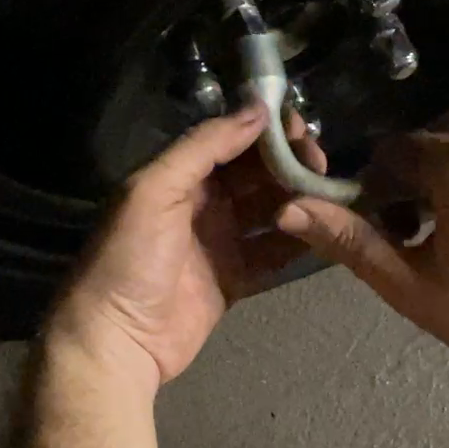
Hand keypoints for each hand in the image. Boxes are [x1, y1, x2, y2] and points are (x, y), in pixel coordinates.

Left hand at [48, 103, 326, 393]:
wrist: (118, 339)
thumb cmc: (130, 258)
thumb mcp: (155, 190)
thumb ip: (203, 147)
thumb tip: (256, 108)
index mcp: (176, 177)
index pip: (228, 142)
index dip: (263, 132)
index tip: (300, 128)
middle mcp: (199, 204)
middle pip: (252, 175)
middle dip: (287, 164)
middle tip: (322, 162)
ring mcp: (217, 243)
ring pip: (266, 211)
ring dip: (296, 200)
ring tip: (330, 193)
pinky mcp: (233, 279)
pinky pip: (270, 254)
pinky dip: (294, 242)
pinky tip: (324, 230)